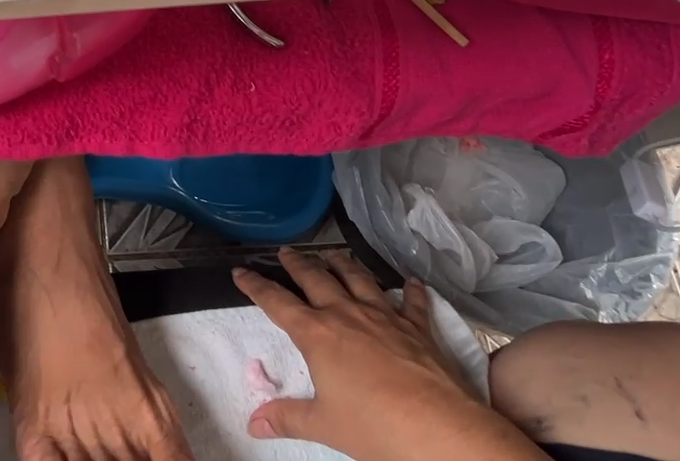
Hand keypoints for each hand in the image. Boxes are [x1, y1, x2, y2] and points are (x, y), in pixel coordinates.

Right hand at [234, 247, 537, 460]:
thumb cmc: (374, 427)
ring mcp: (383, 316)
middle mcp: (346, 314)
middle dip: (297, 263)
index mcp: (316, 334)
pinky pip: (412, 302)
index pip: (276, 302)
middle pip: (315, 278)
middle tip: (286, 252)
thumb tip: (252, 423)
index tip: (241, 272)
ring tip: (332, 255)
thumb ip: (287, 418)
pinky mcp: (416, 328)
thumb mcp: (324, 425)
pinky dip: (411, 291)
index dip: (255, 286)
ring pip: (357, 278)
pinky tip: (412, 282)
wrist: (438, 429)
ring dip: (342, 264)